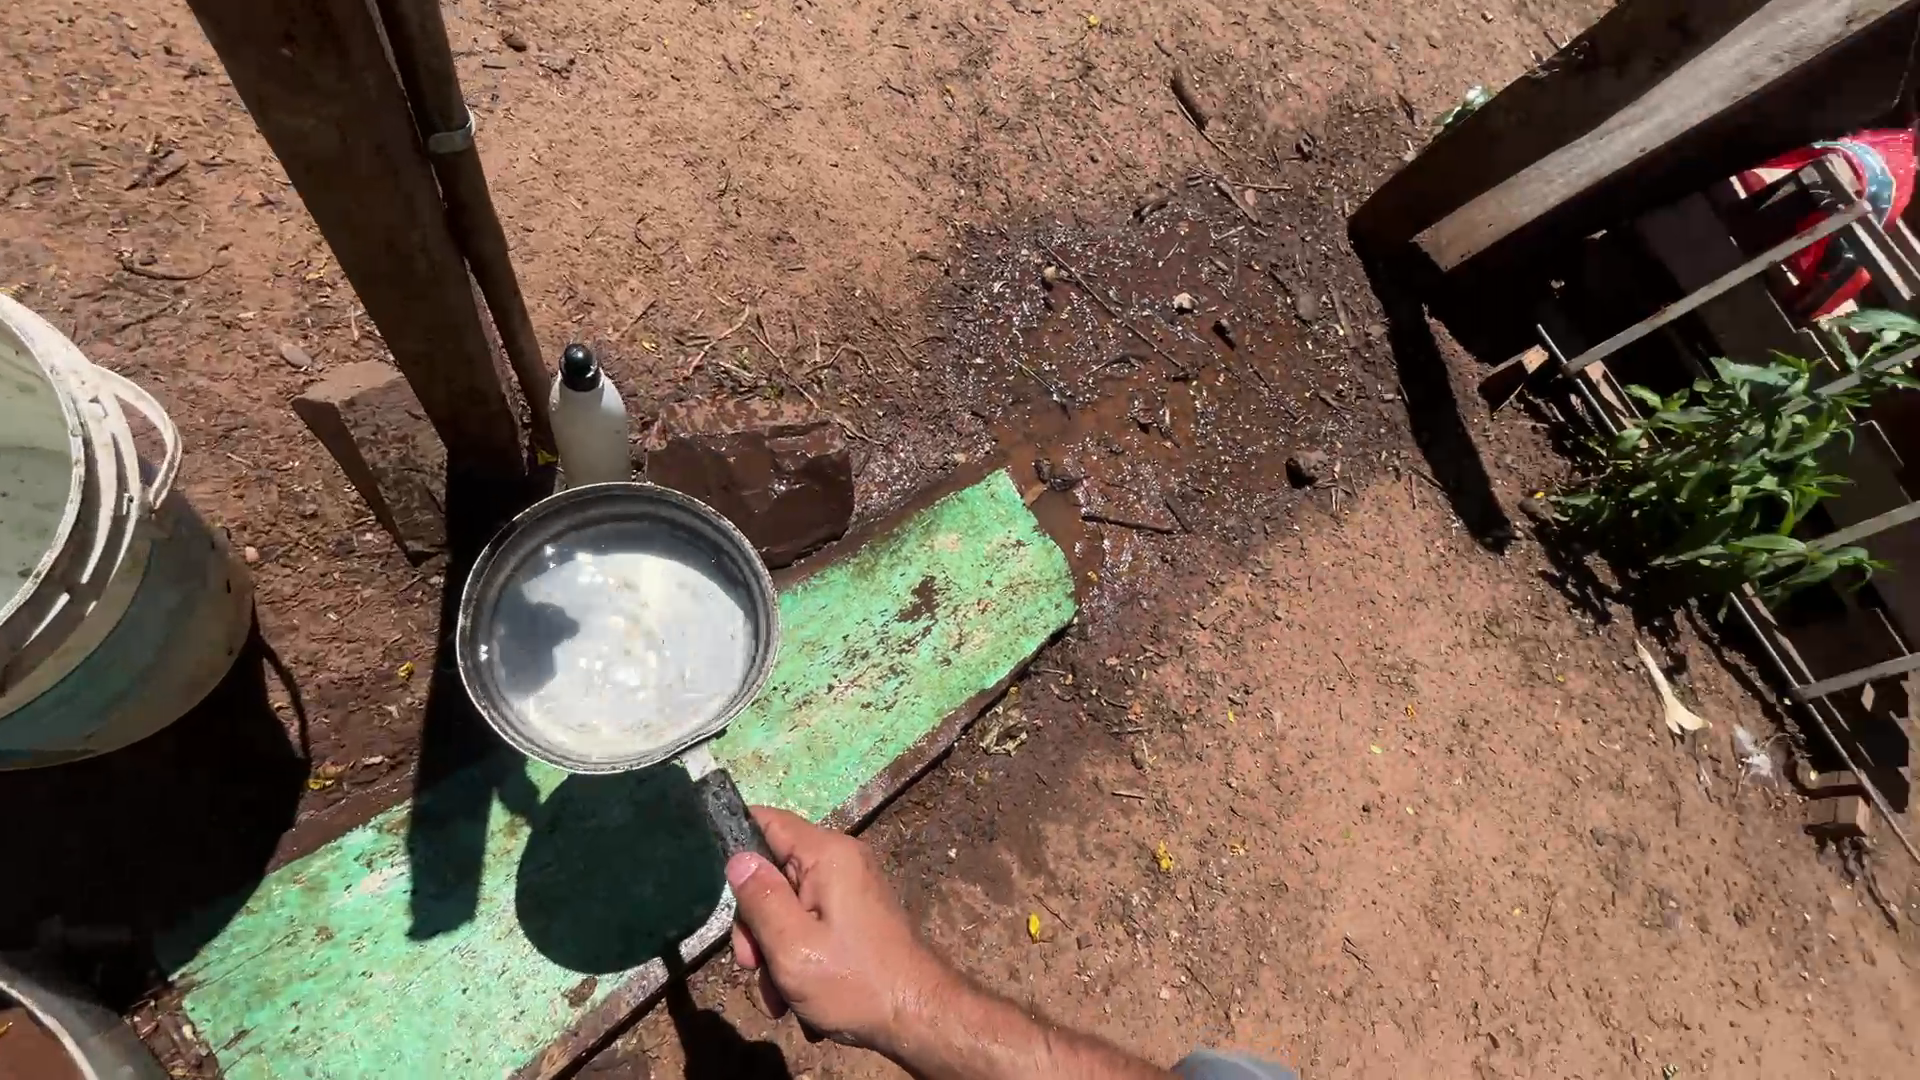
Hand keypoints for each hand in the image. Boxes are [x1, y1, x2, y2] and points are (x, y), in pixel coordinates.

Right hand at [725, 806, 952, 1053]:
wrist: (914, 1014)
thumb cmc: (853, 980)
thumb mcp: (793, 947)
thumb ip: (761, 900)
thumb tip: (737, 857)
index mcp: (827, 854)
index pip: (771, 821)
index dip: (737, 840)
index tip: (713, 878)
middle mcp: (840, 859)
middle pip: (775, 872)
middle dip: (757, 922)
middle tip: (754, 966)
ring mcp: (849, 885)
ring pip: (788, 903)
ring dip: (774, 949)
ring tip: (781, 994)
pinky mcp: (853, 910)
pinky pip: (809, 919)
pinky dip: (797, 953)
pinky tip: (796, 993)